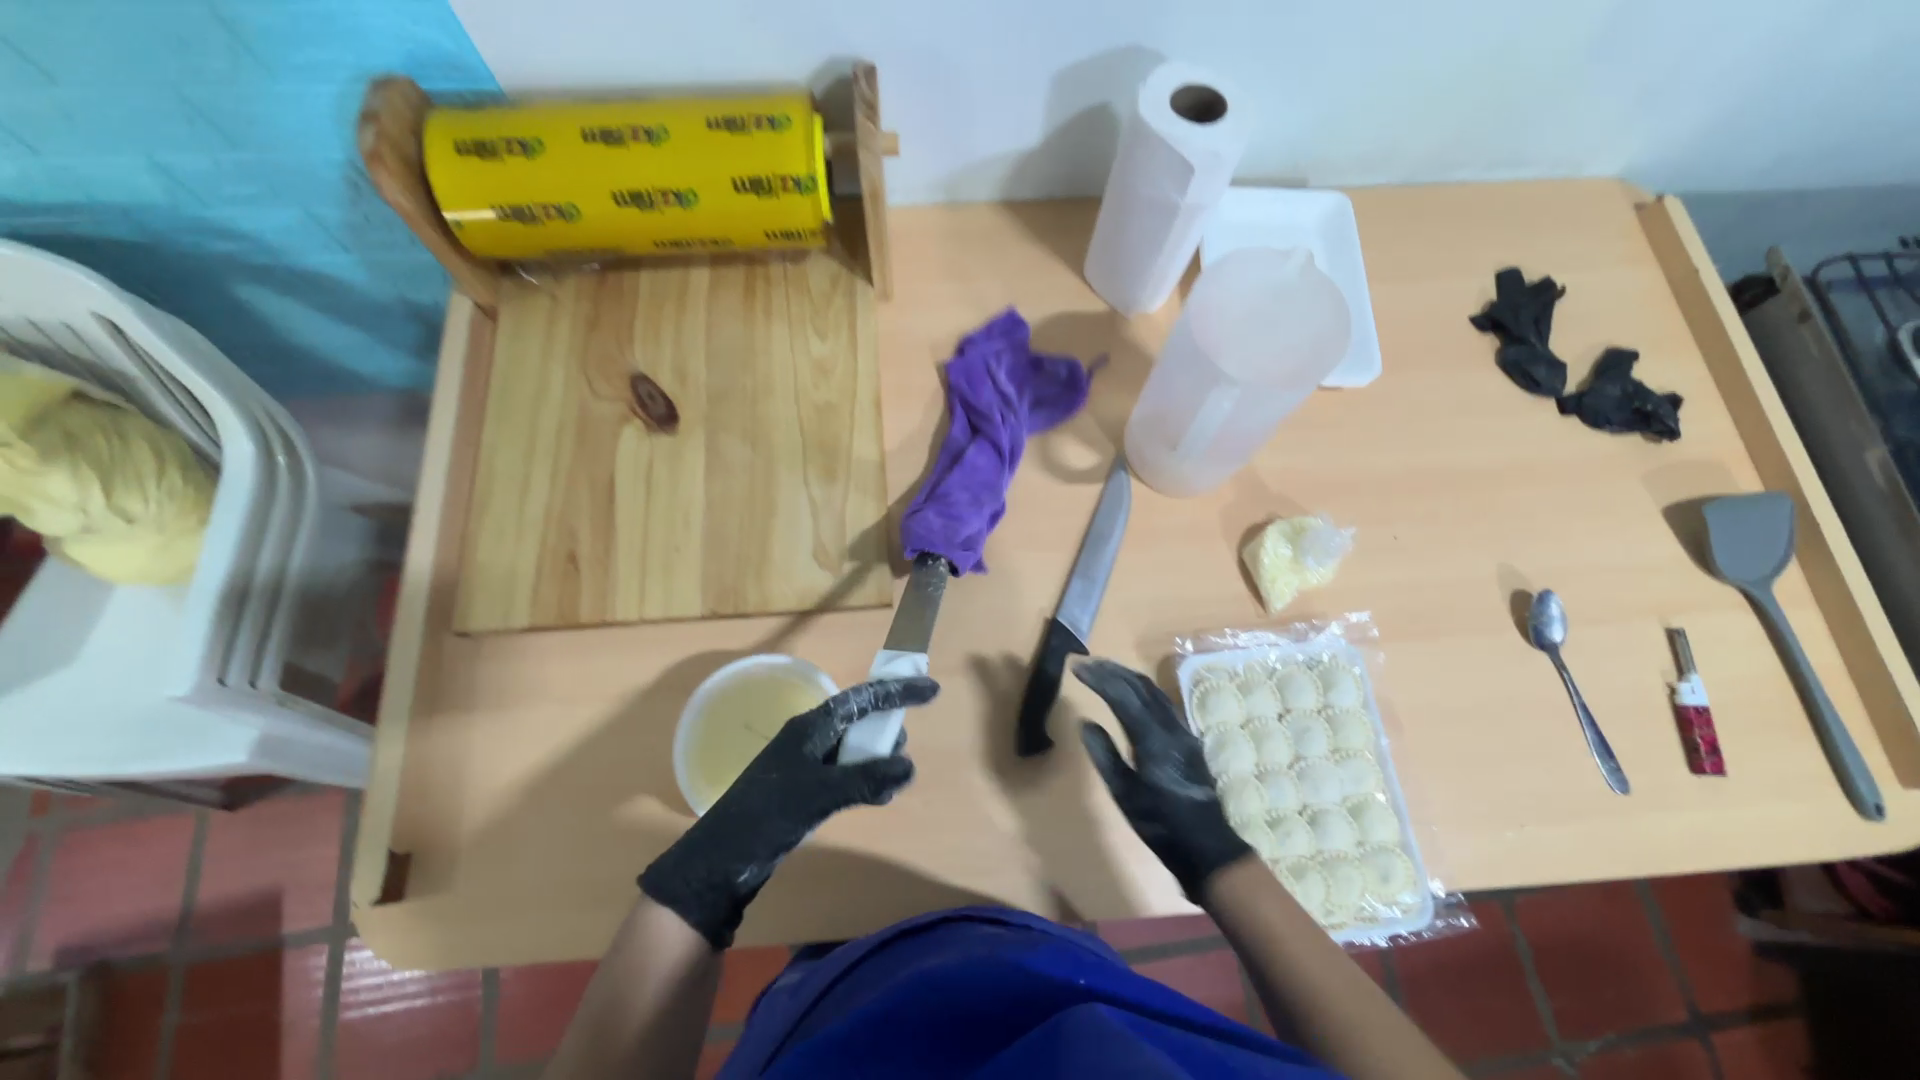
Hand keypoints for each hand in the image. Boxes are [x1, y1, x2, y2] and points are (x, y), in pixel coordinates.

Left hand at [640, 677, 939, 947]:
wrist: (721, 859)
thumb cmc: (768, 815)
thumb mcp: (821, 794)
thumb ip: (866, 778)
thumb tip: (909, 767)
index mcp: (811, 727)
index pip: (862, 698)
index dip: (897, 692)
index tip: (932, 689)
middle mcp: (810, 739)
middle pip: (860, 721)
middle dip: (886, 731)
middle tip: (902, 755)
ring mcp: (807, 765)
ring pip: (855, 751)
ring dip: (877, 761)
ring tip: (891, 785)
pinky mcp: (806, 791)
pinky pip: (846, 775)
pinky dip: (866, 782)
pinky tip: (877, 799)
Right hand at [1074, 659, 1251, 897]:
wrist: (1207, 847)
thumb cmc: (1161, 826)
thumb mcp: (1124, 796)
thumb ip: (1105, 756)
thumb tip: (1086, 722)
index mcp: (1154, 741)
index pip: (1123, 696)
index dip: (1099, 678)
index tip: (1077, 667)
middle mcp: (1172, 729)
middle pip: (1142, 686)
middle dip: (1113, 670)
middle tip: (1087, 663)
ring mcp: (1184, 733)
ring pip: (1155, 692)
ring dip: (1128, 677)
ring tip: (1105, 671)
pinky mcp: (1188, 740)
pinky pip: (1163, 704)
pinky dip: (1141, 690)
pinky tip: (1130, 694)